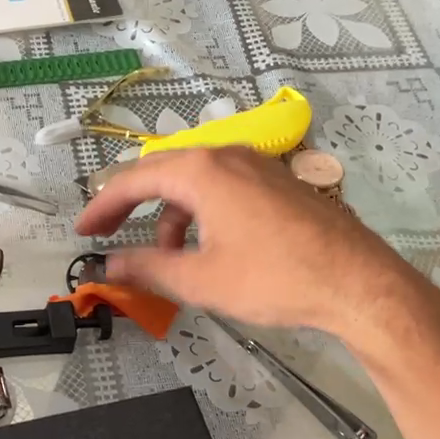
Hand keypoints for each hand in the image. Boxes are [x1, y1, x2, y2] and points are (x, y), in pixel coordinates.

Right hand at [74, 147, 436, 339]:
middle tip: (106, 232)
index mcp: (202, 171)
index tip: (82, 231)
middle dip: (129, 203)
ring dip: (168, 214)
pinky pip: (222, 186)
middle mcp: (227, 155)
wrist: (357, 283)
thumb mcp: (199, 280)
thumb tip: (108, 266)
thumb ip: (146, 268)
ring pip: (194, 180)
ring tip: (164, 255)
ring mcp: (257, 165)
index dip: (101, 205)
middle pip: (161, 171)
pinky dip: (200, 211)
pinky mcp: (278, 182)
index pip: (133, 179)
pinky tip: (207, 247)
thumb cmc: (273, 279)